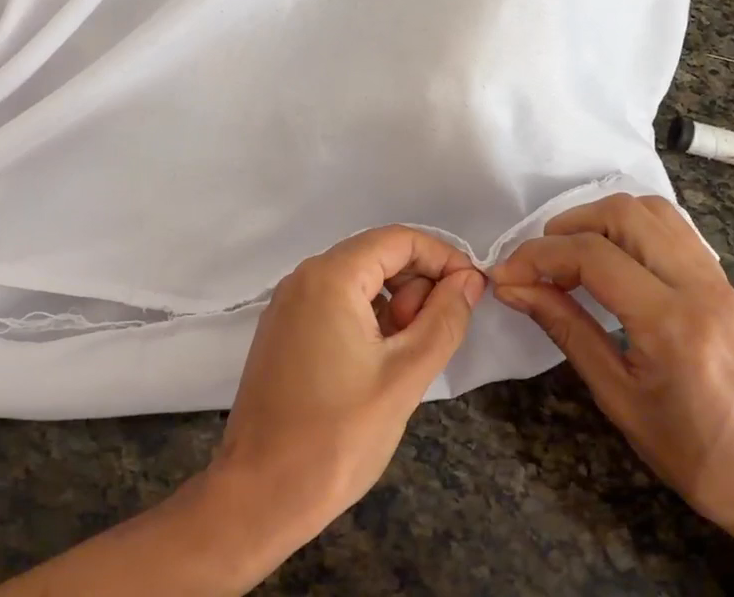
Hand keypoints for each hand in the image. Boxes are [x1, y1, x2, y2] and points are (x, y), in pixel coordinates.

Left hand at [212, 225, 486, 540]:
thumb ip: (443, 319)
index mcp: (329, 277)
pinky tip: (379, 364)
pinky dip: (367, 320)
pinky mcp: (283, 333)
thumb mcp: (405, 375)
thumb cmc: (338, 435)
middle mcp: (303, 279)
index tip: (473, 292)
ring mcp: (287, 306)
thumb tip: (468, 280)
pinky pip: (335, 305)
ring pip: (357, 282)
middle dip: (417, 284)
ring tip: (408, 358)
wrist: (261, 495)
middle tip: (436, 336)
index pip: (398, 239)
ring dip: (394, 305)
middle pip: (376, 255)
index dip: (443, 257)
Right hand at [489, 193, 733, 530]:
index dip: (539, 256)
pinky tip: (611, 260)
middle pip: (624, 214)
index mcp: (671, 322)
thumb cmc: (690, 452)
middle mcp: (699, 286)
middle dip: (569, 226)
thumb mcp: (616, 396)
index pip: (593, 256)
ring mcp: (718, 279)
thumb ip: (566, 330)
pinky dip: (632, 229)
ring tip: (571, 255)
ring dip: (602, 219)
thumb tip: (514, 289)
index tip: (506, 274)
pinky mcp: (724, 282)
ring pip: (653, 211)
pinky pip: (674, 229)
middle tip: (538, 261)